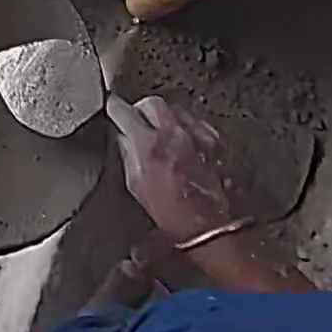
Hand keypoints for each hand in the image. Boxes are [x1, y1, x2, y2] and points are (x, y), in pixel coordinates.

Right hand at [103, 94, 241, 240]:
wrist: (217, 229)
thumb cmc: (175, 214)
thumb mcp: (135, 185)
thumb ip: (126, 153)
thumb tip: (120, 135)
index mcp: (147, 143)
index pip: (122, 110)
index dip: (114, 108)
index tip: (112, 109)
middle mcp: (174, 133)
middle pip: (151, 102)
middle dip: (141, 109)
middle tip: (138, 123)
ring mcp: (199, 135)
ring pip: (175, 109)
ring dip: (165, 118)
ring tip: (163, 136)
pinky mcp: (219, 142)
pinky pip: (197, 123)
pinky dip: (187, 129)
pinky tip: (186, 146)